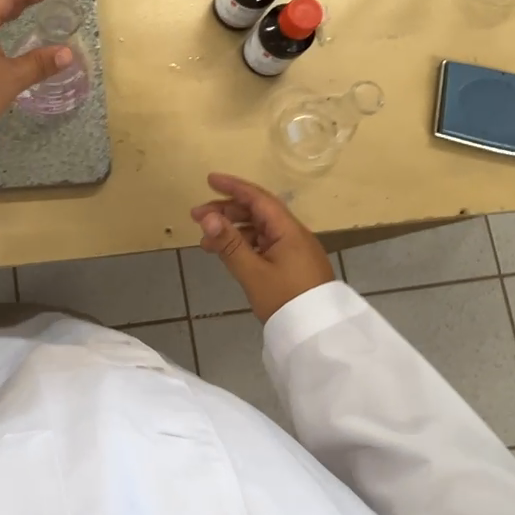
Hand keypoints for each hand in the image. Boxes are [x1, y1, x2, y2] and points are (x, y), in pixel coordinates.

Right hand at [191, 172, 336, 321]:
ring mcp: (294, 250)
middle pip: (258, 212)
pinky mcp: (292, 265)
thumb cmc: (285, 299)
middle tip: (197, 217)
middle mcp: (293, 234)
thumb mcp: (252, 273)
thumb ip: (229, 243)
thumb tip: (207, 218)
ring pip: (259, 229)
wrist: (317, 334)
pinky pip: (264, 245)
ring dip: (233, 230)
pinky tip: (226, 254)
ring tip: (206, 242)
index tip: (209, 180)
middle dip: (227, 210)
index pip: (258, 198)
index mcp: (288, 230)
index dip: (233, 187)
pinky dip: (244, 244)